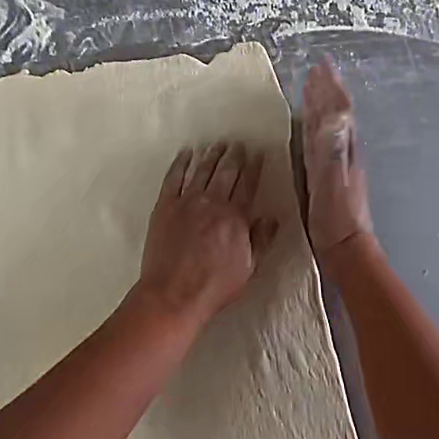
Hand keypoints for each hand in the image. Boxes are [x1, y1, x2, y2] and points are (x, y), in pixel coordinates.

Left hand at [137, 142, 279, 320]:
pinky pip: (174, 178)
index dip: (254, 168)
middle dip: (234, 156)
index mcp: (236, 217)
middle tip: (238, 145)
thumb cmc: (213, 286)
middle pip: (226, 172)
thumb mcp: (248, 267)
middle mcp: (212, 203)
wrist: (173, 294)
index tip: (258, 155)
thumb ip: (261, 240)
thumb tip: (272, 219)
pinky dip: (181, 163)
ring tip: (217, 145)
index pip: (248, 185)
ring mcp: (187, 202)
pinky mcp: (165, 206)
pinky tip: (186, 154)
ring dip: (211, 156)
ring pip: (202, 170)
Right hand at [301, 59, 373, 255]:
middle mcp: (342, 151)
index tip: (322, 66)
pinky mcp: (326, 175)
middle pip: (335, 112)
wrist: (344, 246)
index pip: (338, 110)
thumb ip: (333, 151)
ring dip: (321, 104)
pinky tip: (310, 126)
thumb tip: (335, 117)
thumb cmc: (337, 217)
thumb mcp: (333, 182)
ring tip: (312, 88)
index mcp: (344, 148)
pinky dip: (315, 125)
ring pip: (328, 125)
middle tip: (316, 69)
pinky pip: (320, 141)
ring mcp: (336, 162)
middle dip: (326, 90)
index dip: (331, 87)